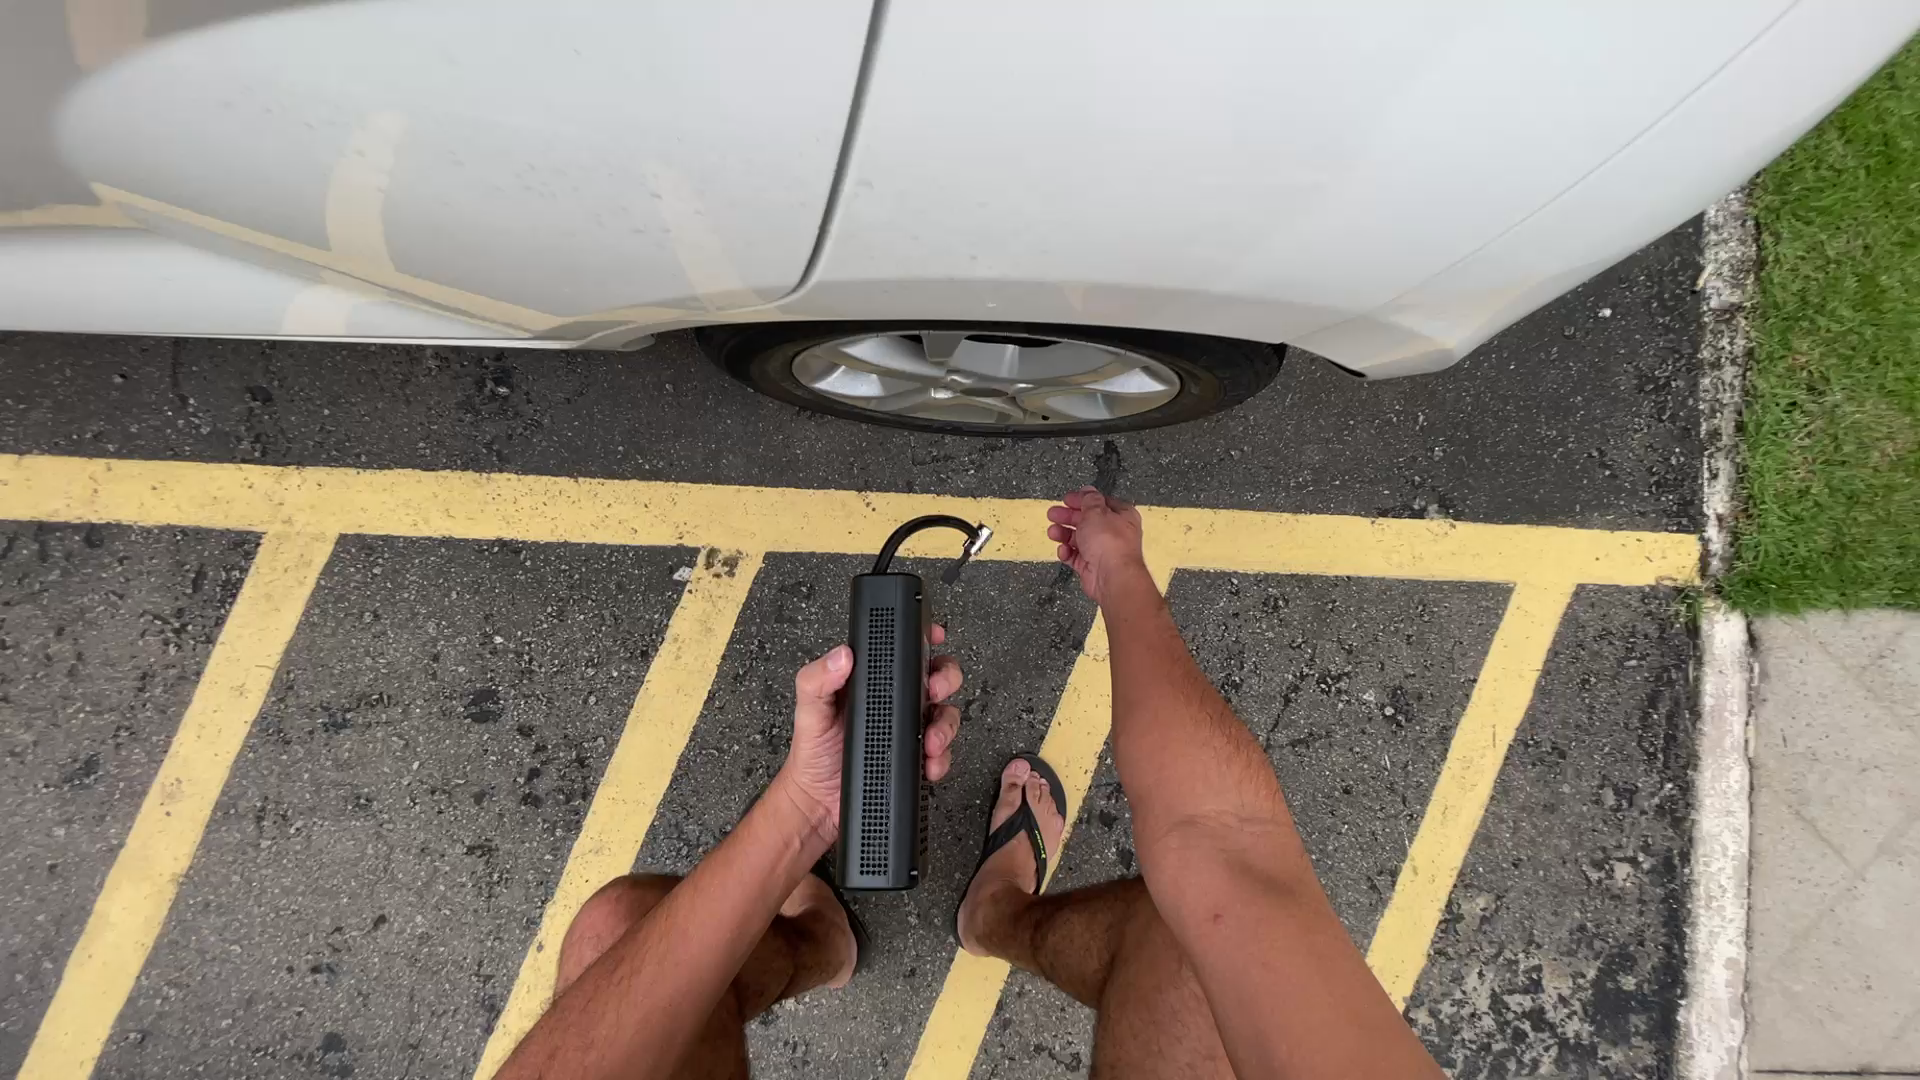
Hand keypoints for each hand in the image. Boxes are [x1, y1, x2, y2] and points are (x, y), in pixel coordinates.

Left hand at [774, 625, 963, 849]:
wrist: (818, 803)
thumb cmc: (812, 752)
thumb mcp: (809, 710)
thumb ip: (818, 679)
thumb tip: (842, 655)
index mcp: (873, 683)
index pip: (905, 654)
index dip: (926, 641)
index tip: (935, 637)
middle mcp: (896, 703)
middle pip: (938, 677)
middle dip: (946, 679)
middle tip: (934, 690)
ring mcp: (909, 730)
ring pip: (946, 715)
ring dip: (946, 724)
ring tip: (931, 739)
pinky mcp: (916, 757)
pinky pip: (943, 753)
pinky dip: (942, 758)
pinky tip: (928, 762)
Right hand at [1047, 487, 1150, 606]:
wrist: (1111, 576)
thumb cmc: (1111, 544)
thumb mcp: (1096, 512)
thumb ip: (1089, 500)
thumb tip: (1088, 491)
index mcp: (1121, 516)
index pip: (1099, 503)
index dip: (1082, 500)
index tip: (1067, 499)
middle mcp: (1114, 533)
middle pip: (1086, 520)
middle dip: (1067, 517)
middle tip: (1054, 514)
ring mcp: (1102, 550)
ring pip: (1078, 538)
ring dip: (1064, 534)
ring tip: (1053, 532)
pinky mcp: (1092, 566)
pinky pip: (1075, 556)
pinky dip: (1067, 553)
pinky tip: (1063, 550)